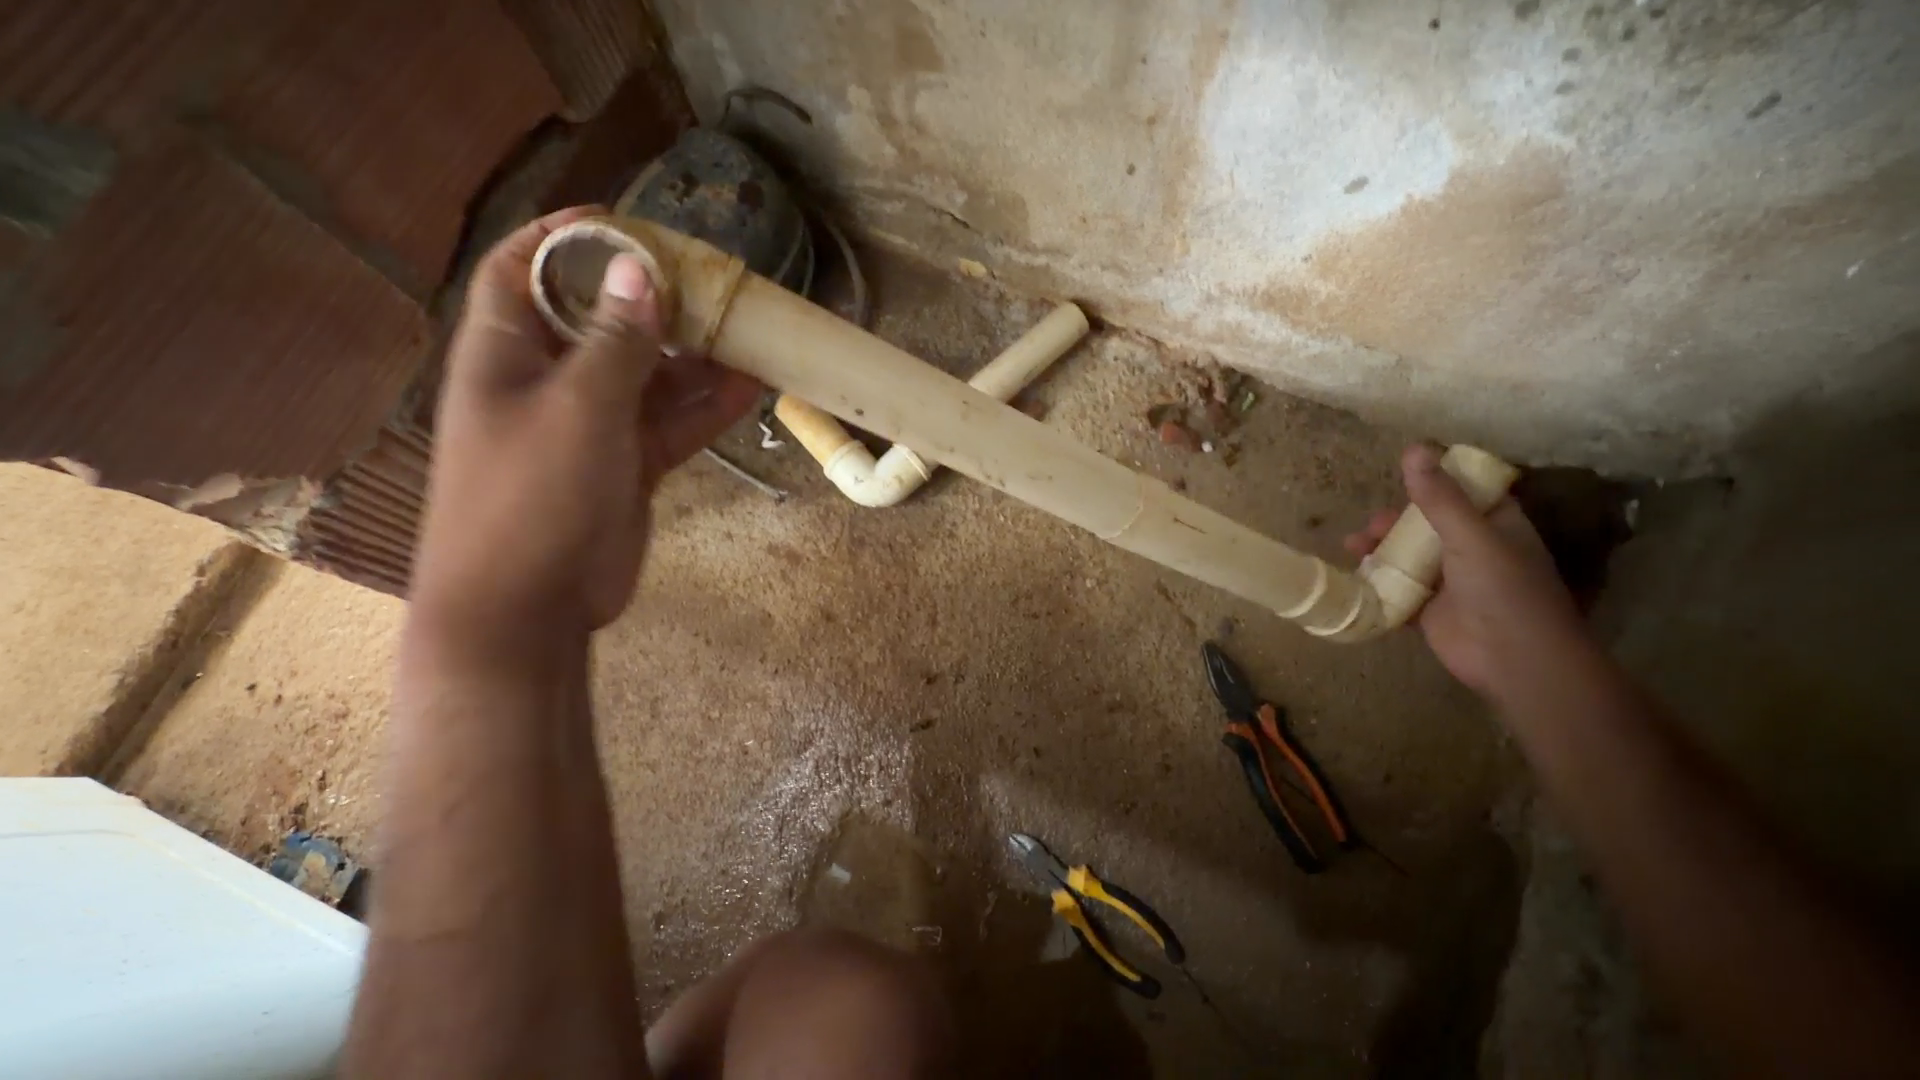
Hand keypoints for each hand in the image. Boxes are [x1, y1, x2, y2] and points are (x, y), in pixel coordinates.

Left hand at [410, 207, 760, 651]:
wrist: (525, 610)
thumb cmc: (531, 497)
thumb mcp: (578, 409)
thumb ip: (614, 341)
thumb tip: (639, 271)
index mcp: (505, 354)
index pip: (520, 269)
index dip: (564, 238)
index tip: (625, 220)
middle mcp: (545, 382)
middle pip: (598, 320)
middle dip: (651, 297)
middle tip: (709, 278)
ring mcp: (588, 427)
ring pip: (646, 374)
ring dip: (692, 355)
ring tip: (746, 330)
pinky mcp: (624, 466)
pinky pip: (668, 424)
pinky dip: (704, 407)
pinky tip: (750, 386)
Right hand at [1346, 444, 1590, 697]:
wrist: (1513, 659)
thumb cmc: (1503, 590)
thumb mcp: (1470, 536)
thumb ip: (1438, 497)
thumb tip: (1413, 448)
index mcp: (1495, 524)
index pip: (1465, 491)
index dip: (1436, 480)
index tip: (1402, 472)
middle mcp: (1473, 548)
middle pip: (1426, 524)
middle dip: (1395, 520)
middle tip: (1371, 525)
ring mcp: (1450, 581)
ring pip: (1408, 555)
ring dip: (1380, 549)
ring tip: (1354, 547)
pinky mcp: (1428, 610)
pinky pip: (1397, 589)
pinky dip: (1376, 581)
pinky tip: (1356, 576)